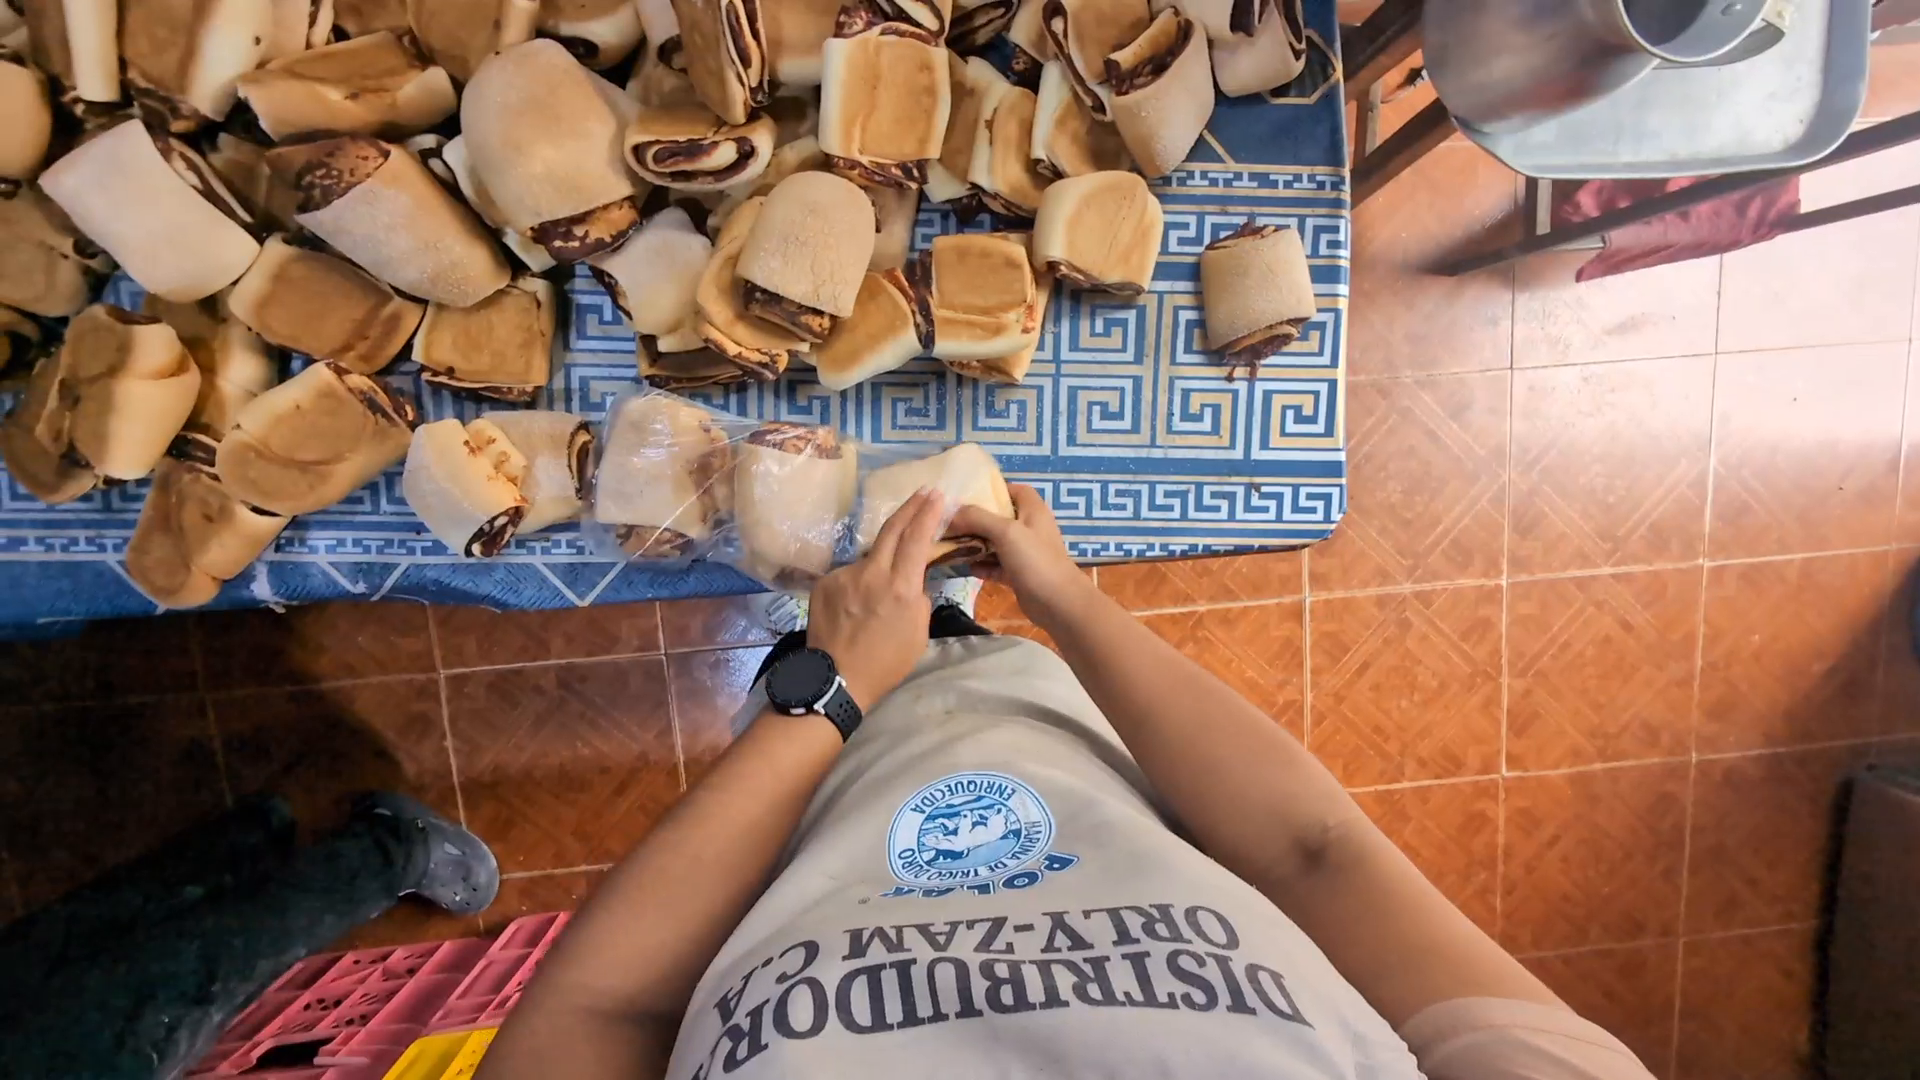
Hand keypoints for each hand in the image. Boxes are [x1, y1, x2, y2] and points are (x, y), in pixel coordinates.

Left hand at [805, 489, 945, 708]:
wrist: (837, 680)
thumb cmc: (887, 662)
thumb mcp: (919, 631)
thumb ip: (918, 597)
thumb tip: (912, 579)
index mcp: (901, 587)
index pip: (917, 538)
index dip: (928, 513)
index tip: (936, 496)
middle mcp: (872, 573)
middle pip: (892, 529)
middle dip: (910, 507)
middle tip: (923, 492)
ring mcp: (844, 576)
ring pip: (869, 558)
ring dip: (881, 563)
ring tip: (881, 592)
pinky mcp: (824, 583)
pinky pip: (848, 575)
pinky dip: (858, 584)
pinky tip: (856, 607)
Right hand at [949, 484, 1094, 626]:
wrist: (1058, 603)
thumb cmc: (1035, 560)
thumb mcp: (1006, 532)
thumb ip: (978, 518)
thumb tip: (951, 512)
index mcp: (1032, 509)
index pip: (1011, 490)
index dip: (990, 490)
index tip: (965, 495)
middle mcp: (1029, 527)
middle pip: (998, 517)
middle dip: (975, 519)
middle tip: (950, 522)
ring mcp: (1025, 552)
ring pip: (995, 542)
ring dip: (975, 543)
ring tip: (951, 543)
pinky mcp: (1019, 573)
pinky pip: (996, 564)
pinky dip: (983, 565)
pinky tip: (967, 567)